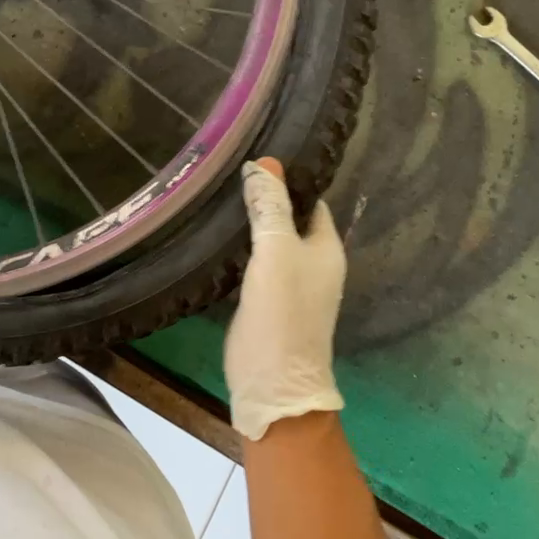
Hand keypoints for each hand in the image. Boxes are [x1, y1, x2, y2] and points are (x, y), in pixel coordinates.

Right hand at [225, 157, 345, 441]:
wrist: (273, 383)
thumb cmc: (283, 313)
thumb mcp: (275, 252)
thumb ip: (269, 208)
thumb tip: (263, 164)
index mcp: (326, 249)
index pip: (310, 201)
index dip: (288, 178)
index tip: (255, 154)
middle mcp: (312, 263)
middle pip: (288, 218)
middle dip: (263, 196)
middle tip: (224, 170)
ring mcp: (288, 283)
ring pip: (269, 239)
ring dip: (248, 221)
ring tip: (214, 193)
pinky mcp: (264, 299)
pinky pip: (254, 260)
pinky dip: (238, 244)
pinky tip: (212, 234)